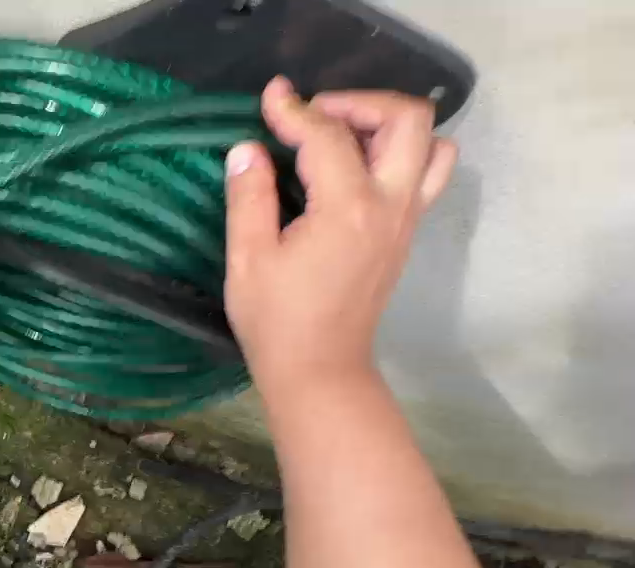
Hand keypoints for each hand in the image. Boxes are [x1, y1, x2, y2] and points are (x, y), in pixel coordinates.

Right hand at [224, 77, 457, 392]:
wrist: (317, 364)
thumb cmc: (273, 318)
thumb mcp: (247, 260)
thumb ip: (249, 200)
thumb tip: (246, 151)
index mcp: (345, 207)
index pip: (326, 138)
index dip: (295, 111)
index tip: (270, 97)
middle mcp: (390, 202)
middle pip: (404, 119)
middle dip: (358, 103)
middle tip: (313, 114)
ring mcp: (406, 216)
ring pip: (428, 141)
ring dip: (389, 125)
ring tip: (343, 137)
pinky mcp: (406, 231)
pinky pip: (427, 171)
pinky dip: (402, 153)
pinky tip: (361, 169)